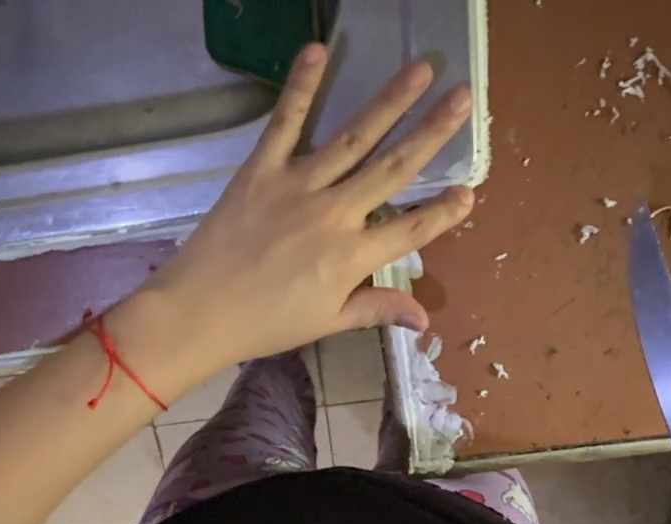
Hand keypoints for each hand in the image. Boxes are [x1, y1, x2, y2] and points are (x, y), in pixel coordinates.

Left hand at [124, 43, 474, 377]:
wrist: (200, 311)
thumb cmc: (265, 324)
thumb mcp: (326, 323)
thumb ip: (375, 309)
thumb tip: (424, 319)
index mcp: (351, 258)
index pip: (410, 230)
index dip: (442, 213)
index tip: (470, 192)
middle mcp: (334, 214)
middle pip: (392, 168)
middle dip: (431, 133)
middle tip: (462, 97)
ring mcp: (298, 186)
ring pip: (353, 137)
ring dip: (389, 101)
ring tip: (421, 69)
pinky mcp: (261, 169)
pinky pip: (285, 122)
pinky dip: (301, 87)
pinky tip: (318, 51)